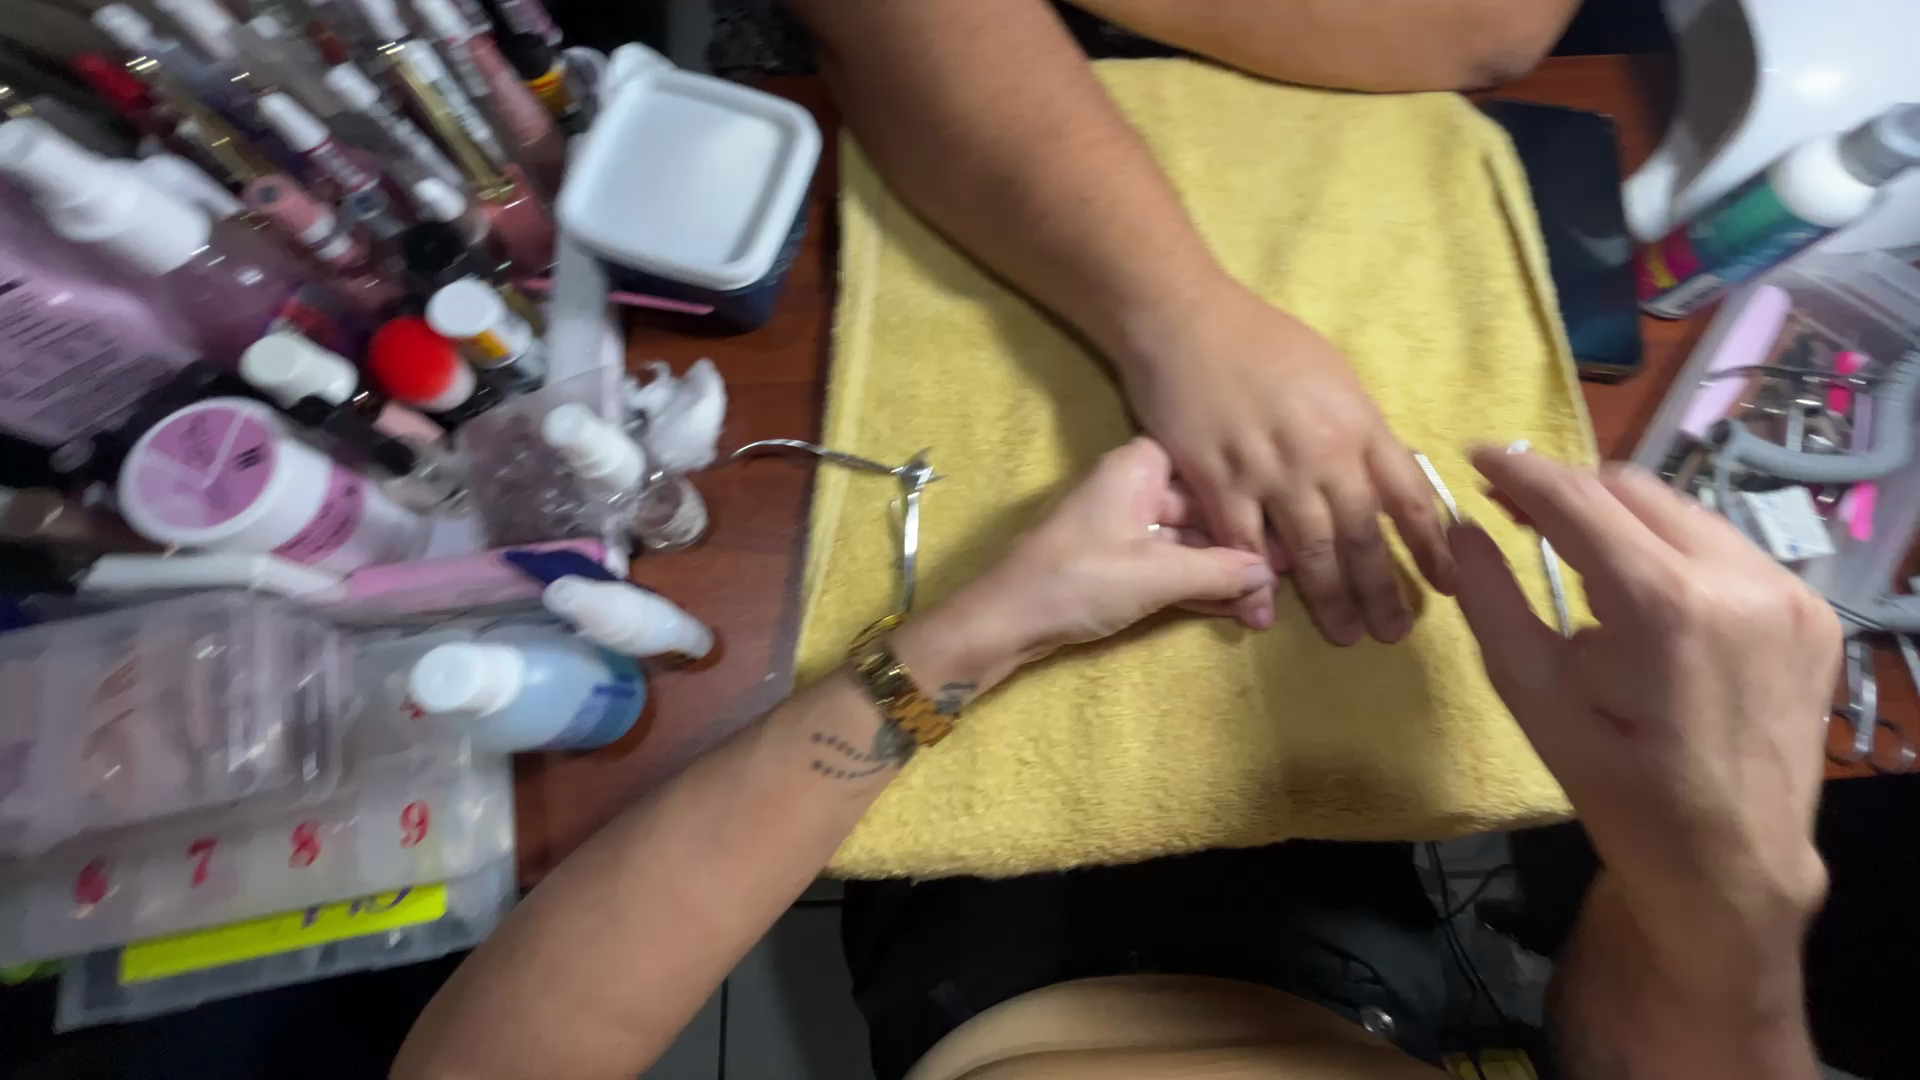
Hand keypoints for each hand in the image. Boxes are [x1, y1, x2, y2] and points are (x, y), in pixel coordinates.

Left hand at [949, 436, 1274, 667]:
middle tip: (1291, 584)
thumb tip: (1273, 573)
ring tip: (1267, 608)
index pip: (1209, 467)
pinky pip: (1169, 566)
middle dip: (1242, 551)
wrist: (1008, 620)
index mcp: (1139, 468)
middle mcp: (1134, 488)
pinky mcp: (1117, 561)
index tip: (1295, 527)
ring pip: (1189, 543)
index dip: (1251, 497)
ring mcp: (1124, 526)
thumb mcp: (1158, 575)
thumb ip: (1220, 571)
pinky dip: (1196, 587)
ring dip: (1223, 576)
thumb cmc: (1080, 580)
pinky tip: (1235, 610)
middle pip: (1203, 510)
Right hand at [1117, 284, 1454, 644]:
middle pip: (1362, 535)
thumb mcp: (1329, 374)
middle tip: (1393, 633)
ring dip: (1331, 598)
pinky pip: (1241, 542)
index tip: (1444, 586)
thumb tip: (1368, 474)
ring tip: (1347, 635)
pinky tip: (1263, 613)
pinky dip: (1253, 581)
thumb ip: (1353, 428)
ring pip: (1310, 548)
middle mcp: (1322, 454)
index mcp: (1358, 423)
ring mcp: (1268, 471)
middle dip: (1382, 589)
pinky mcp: (1216, 481)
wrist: (1186, 322)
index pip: (1408, 498)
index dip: (1429, 548)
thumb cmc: (1258, 340)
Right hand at [1449, 446, 1835, 985]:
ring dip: (1608, 508)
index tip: (1474, 455)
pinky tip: (1624, 568)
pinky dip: (1656, 537)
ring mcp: (1786, 591)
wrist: (1722, 845)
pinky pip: (1715, 542)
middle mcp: (1739, 578)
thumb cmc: (1605, 768)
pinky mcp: (1806, 608)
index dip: (1519, 470)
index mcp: (1663, 601)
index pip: (1578, 500)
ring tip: (1558, 531)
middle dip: (1561, 484)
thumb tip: (1461, 525)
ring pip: (1677, 508)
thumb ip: (1488, 593)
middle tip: (1505, 501)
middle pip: (1632, 488)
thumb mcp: (1523, 683)